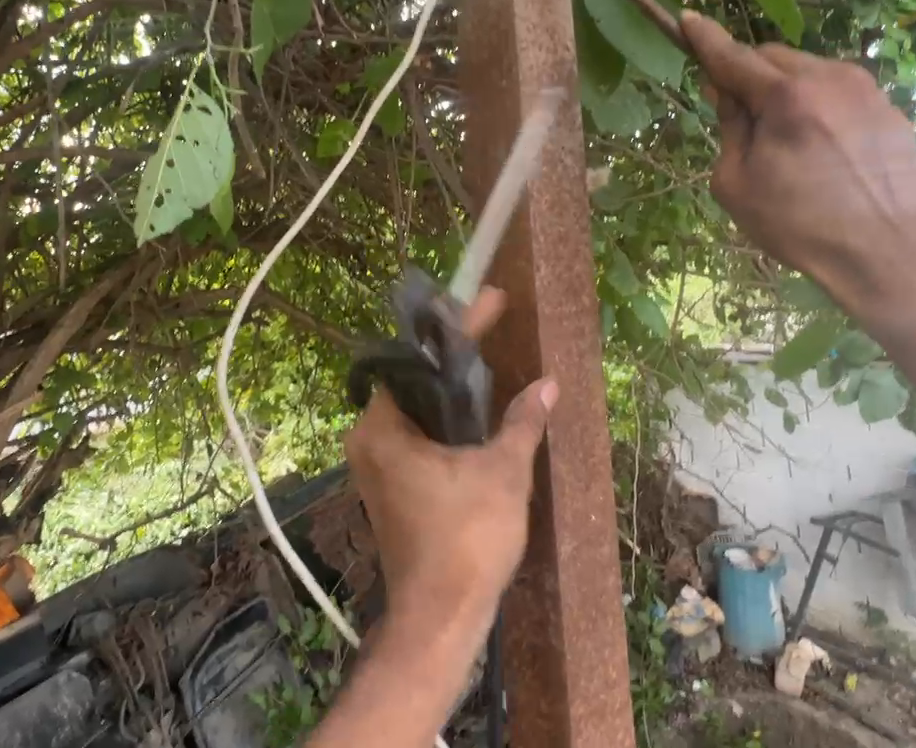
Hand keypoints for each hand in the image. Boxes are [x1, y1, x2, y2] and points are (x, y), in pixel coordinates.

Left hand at [344, 288, 557, 636]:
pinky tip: (474, 410)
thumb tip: (548, 384)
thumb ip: (522, 421)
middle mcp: (367, 437)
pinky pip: (414, 433)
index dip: (460, 328)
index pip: (419, 358)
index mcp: (382, 426)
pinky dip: (442, 418)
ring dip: (447, 389)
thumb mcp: (503, 472)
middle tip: (490, 329)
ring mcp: (373, 463)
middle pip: (411, 379)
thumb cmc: (467, 538)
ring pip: (413, 408)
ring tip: (487, 361)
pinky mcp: (387, 484)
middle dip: (450, 355)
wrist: (440, 615)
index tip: (490, 300)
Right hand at [680, 12, 915, 314]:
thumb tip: (726, 91)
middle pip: (771, 57)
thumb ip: (729, 127)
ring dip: (784, 89)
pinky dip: (816, 105)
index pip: (732, 56)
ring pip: (807, 71)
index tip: (685, 17)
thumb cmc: (799, 226)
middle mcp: (829, 79)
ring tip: (784, 140)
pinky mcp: (889, 109)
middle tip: (738, 116)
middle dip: (748, 75)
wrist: (890, 254)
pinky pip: (838, 92)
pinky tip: (821, 150)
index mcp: (786, 97)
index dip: (704, 39)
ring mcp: (866, 91)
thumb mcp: (736, 184)